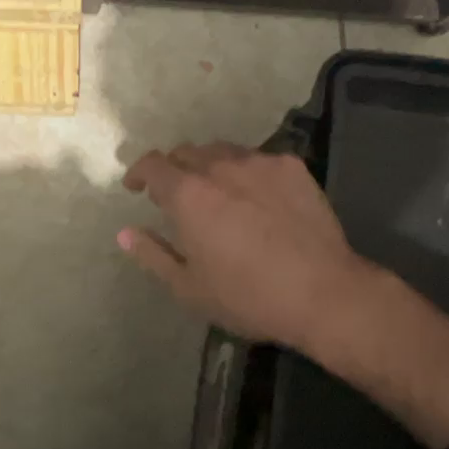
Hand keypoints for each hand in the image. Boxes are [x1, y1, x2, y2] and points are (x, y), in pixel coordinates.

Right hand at [119, 144, 370, 349]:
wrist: (323, 292)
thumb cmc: (248, 297)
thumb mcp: (190, 288)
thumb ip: (153, 255)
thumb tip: (125, 232)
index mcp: (188, 194)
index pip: (153, 165)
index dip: (139, 172)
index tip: (136, 187)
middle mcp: (219, 166)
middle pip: (186, 152)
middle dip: (174, 169)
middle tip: (176, 195)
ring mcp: (259, 162)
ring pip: (222, 151)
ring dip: (210, 166)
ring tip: (217, 192)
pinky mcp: (291, 166)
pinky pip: (258, 160)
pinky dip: (247, 172)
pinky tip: (257, 198)